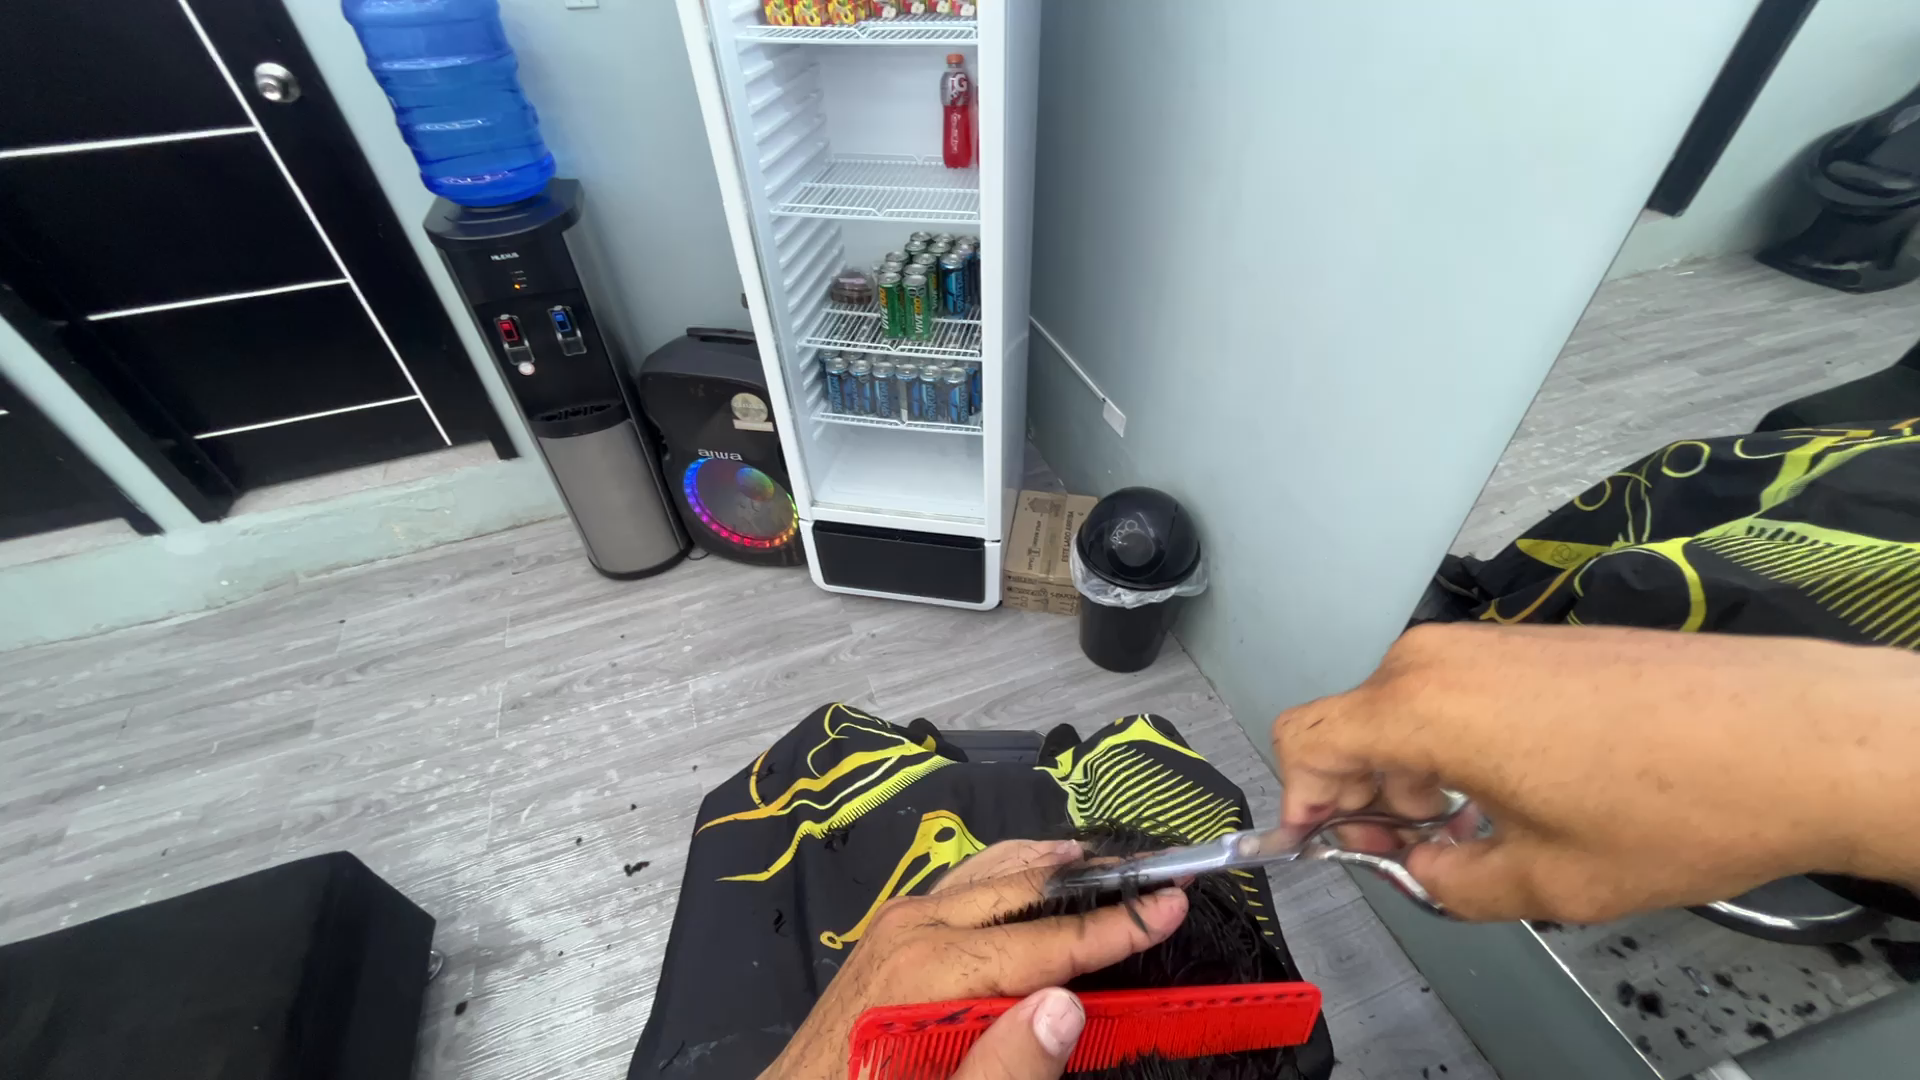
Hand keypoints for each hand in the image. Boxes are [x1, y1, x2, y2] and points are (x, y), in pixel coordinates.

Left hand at [761, 840, 1188, 1078]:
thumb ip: (1001, 1070)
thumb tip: (1067, 1005)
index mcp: (931, 968)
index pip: (1044, 942)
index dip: (1113, 927)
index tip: (1171, 903)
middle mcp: (917, 923)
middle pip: (1023, 887)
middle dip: (1092, 882)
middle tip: (1151, 870)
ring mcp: (903, 916)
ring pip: (994, 868)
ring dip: (1052, 863)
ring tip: (1102, 859)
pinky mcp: (896, 923)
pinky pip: (968, 880)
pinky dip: (1012, 868)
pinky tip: (1031, 870)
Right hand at [1272, 623, 1919, 922]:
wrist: (1801, 731)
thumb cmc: (1676, 803)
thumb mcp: (1550, 880)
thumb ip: (1446, 882)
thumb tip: (1414, 865)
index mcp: (1418, 709)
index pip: (1304, 739)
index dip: (1300, 796)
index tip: (1328, 839)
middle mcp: (1427, 661)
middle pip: (1346, 727)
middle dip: (1362, 792)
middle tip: (1415, 845)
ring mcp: (1469, 643)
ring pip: (1391, 709)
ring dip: (1406, 769)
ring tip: (1473, 818)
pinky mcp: (1507, 641)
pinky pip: (1437, 690)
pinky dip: (1441, 739)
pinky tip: (1510, 777)